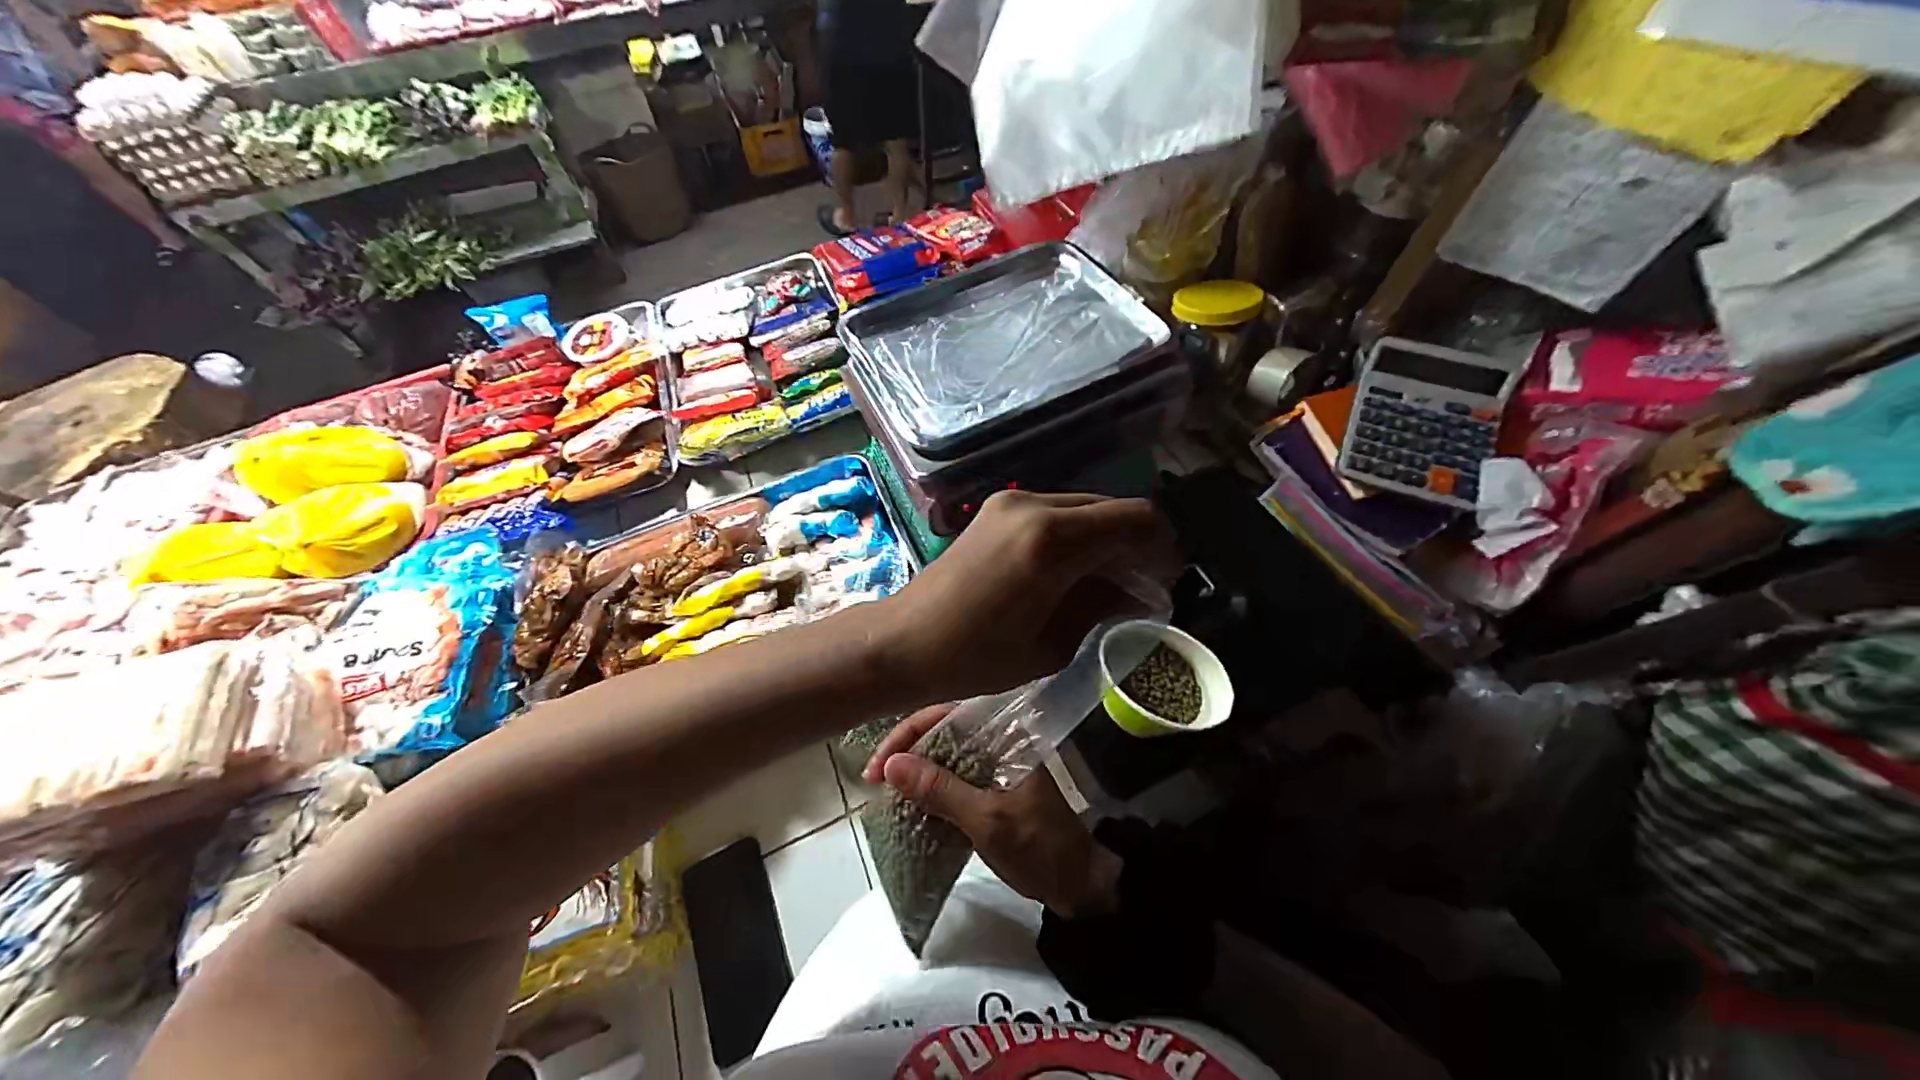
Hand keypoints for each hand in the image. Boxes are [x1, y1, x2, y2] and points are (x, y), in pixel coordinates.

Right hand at [864, 705, 1122, 917]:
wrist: (1079, 884)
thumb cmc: (1039, 847)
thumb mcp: (987, 820)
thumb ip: (940, 790)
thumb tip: (891, 765)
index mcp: (1003, 735)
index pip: (945, 714)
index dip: (906, 735)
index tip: (877, 766)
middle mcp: (996, 741)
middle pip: (940, 731)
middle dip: (904, 750)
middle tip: (871, 778)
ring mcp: (992, 764)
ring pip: (942, 755)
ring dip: (912, 770)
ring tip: (881, 788)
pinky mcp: (988, 788)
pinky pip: (950, 778)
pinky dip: (927, 788)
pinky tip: (906, 801)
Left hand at [872, 491, 1179, 703]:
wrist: (904, 641)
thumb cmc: (975, 657)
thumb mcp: (1052, 645)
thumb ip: (1103, 607)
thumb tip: (1140, 592)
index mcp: (1053, 541)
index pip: (1137, 519)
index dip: (1162, 549)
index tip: (1163, 584)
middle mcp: (1034, 504)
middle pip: (1114, 507)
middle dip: (1136, 545)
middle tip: (1138, 589)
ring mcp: (1012, 500)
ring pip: (1086, 506)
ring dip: (1106, 538)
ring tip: (1103, 584)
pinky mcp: (997, 508)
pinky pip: (1057, 511)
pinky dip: (1077, 535)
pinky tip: (1070, 572)